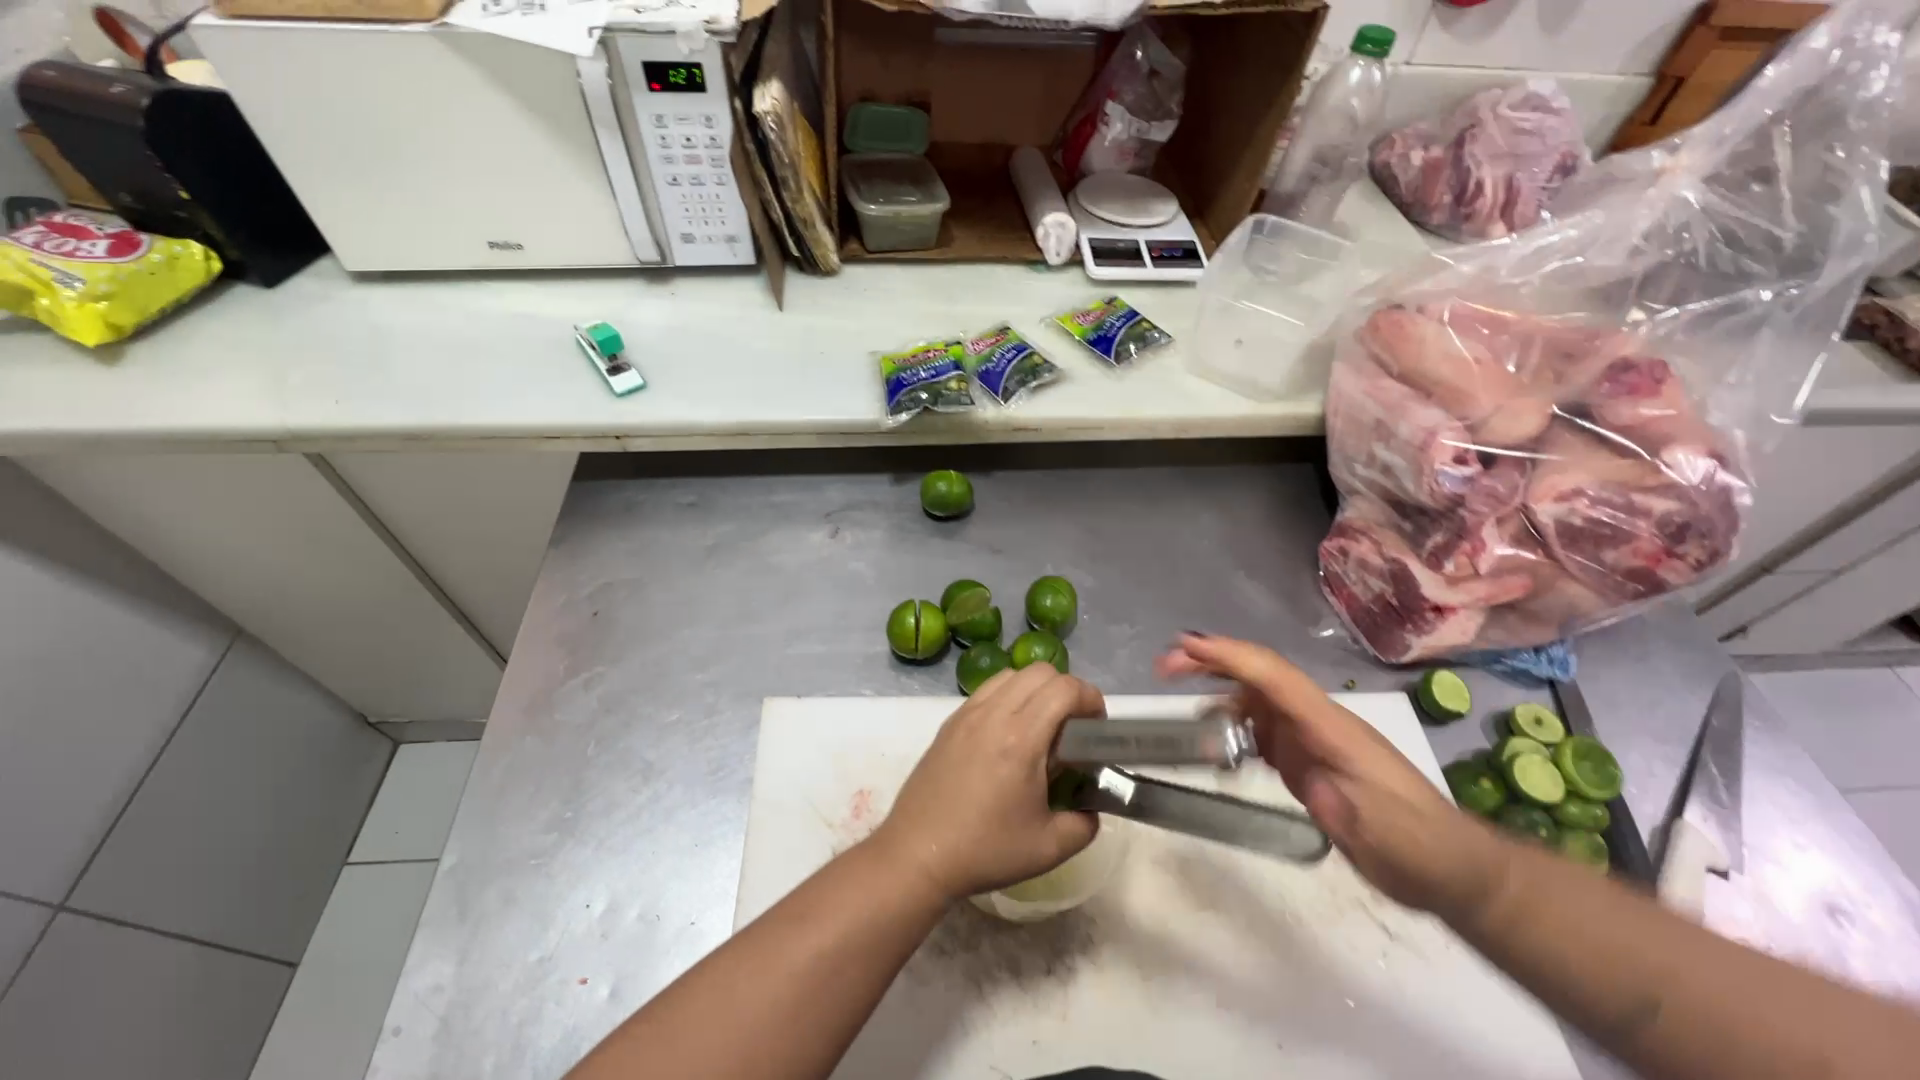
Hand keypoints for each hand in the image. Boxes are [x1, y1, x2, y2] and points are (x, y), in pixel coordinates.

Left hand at [868, 665, 1104, 902]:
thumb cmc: (984, 850)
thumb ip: (1085, 823)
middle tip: (1074, 728)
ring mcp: (965, 716)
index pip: (1064, 688)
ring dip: (1034, 690)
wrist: (916, 855)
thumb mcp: (1049, 848)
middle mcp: (992, 715)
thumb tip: (1090, 808)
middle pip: (1039, 671)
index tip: (1096, 728)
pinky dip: (1007, 698)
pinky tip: (1008, 738)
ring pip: (1010, 675)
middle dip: (1066, 690)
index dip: (1090, 699)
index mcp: (1021, 738)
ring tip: (1040, 729)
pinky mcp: (948, 725)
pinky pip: (986, 691)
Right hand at [1157, 634, 1508, 918]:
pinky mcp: (1307, 763)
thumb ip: (1344, 805)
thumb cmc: (1419, 846)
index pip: (1276, 678)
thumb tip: (1306, 782)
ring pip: (1256, 702)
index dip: (1231, 657)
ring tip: (1178, 708)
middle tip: (1164, 667)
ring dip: (1216, 695)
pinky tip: (1213, 744)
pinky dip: (1231, 728)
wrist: (1448, 867)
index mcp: (1333, 728)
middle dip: (1212, 664)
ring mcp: (1312, 742)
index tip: (1187, 648)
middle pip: (1259, 678)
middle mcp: (1318, 724)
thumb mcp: (1384, 830)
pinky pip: (1261, 732)